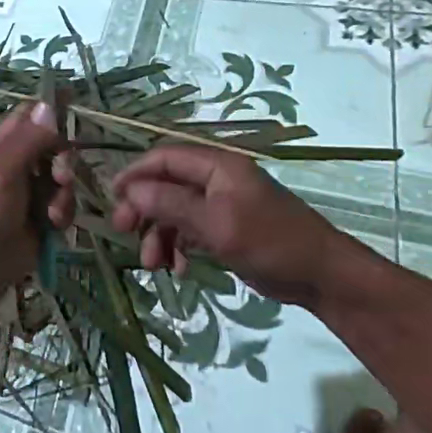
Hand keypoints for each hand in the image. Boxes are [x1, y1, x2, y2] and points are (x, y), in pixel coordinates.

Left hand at [0, 102, 74, 294]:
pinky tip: (52, 225)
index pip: (30, 115)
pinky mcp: (44, 212)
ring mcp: (31, 188)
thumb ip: (29, 139)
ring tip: (51, 213)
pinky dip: (63, 212)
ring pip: (64, 175)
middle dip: (63, 163)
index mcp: (0, 145)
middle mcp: (17, 162)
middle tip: (60, 178)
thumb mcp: (4, 170)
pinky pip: (66, 200)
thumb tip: (49, 104)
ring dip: (63, 194)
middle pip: (54, 145)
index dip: (51, 112)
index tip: (74, 111)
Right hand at [110, 145, 366, 308]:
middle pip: (165, 185)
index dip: (135, 174)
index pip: (164, 157)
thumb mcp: (216, 223)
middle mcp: (215, 179)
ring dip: (159, 235)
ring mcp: (220, 205)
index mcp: (217, 165)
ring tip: (153, 264)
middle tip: (125, 232)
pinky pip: (189, 231)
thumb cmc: (270, 241)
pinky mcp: (225, 229)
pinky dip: (178, 247)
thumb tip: (130, 190)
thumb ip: (171, 204)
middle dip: (144, 209)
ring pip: (174, 211)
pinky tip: (179, 269)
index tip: (112, 198)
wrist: (319, 275)